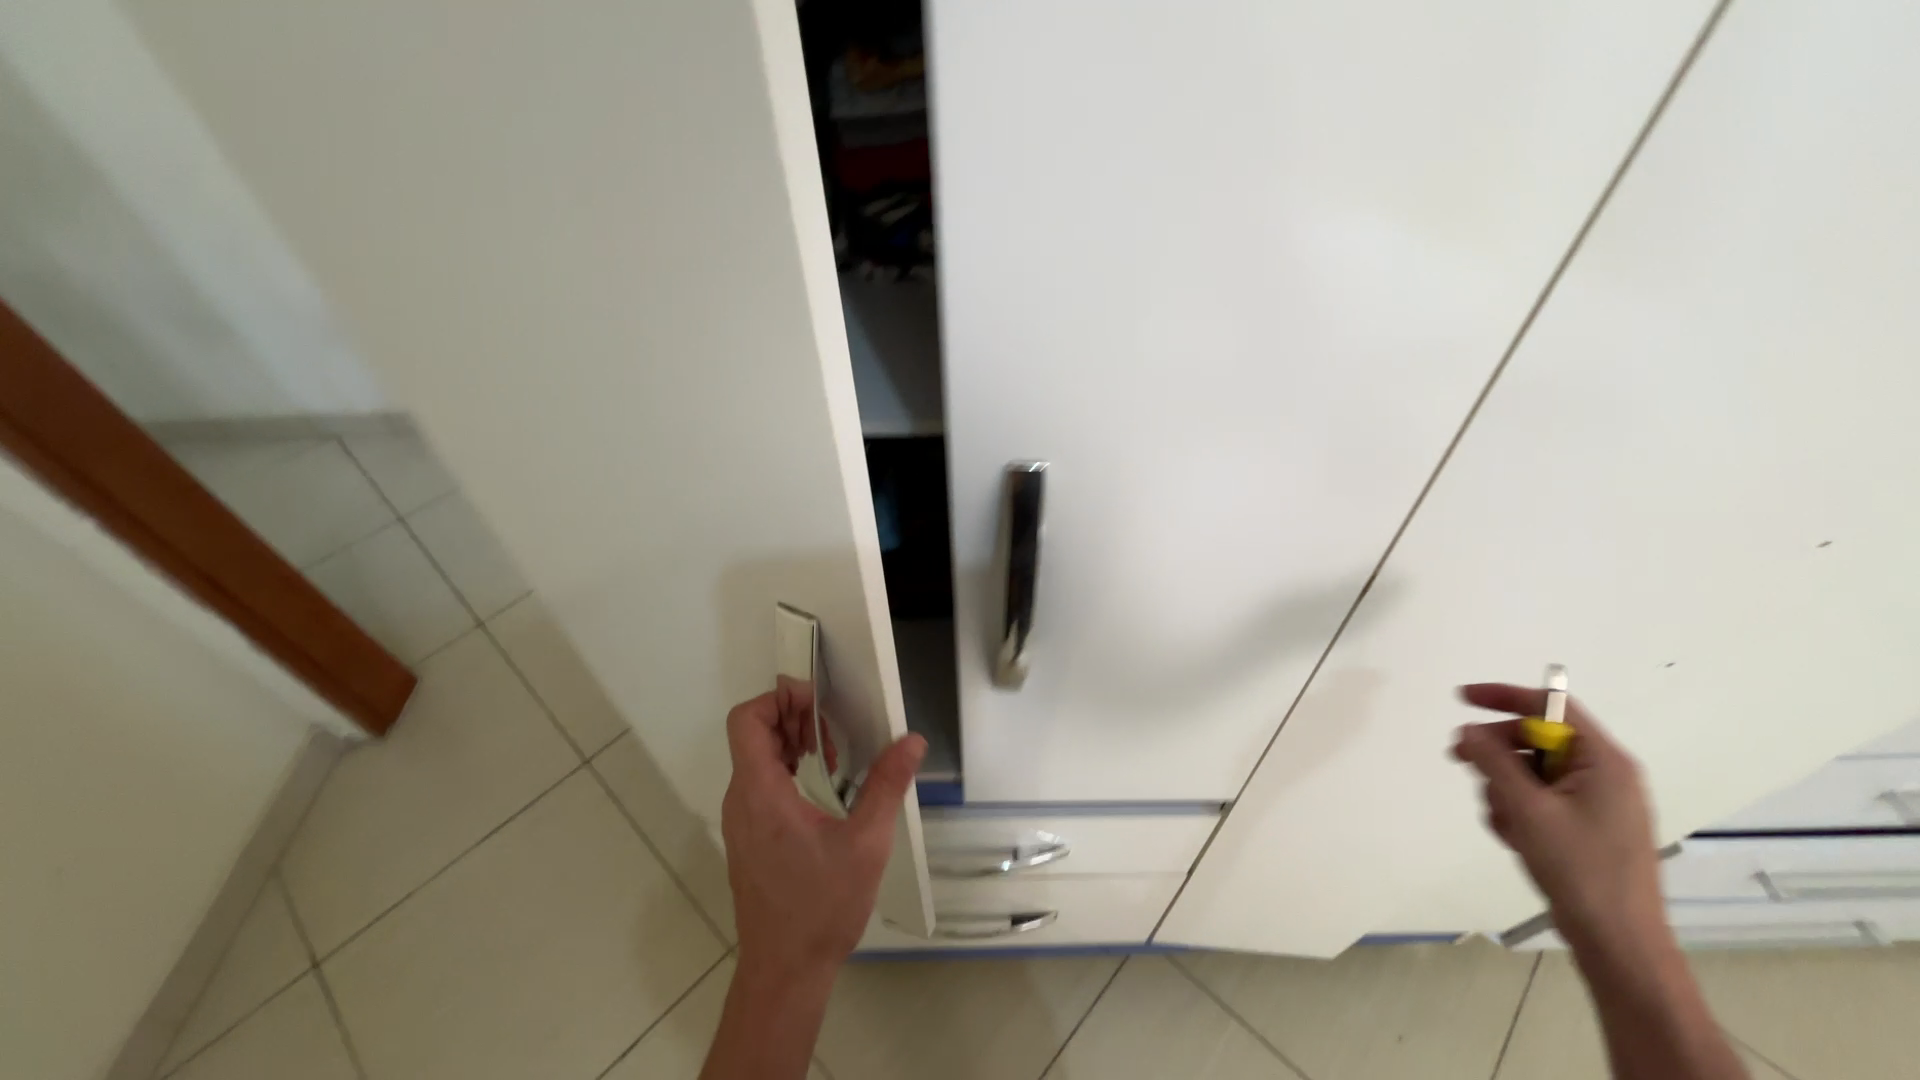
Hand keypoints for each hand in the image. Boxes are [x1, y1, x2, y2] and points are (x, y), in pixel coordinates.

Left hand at [720, 684, 925, 982]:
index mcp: (760, 792)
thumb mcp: (866, 843)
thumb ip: (887, 785)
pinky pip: (759, 784)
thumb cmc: (821, 907)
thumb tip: (912, 741)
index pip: (747, 720)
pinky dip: (786, 769)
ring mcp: (740, 821)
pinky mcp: (748, 838)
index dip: (779, 699)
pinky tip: (822, 788)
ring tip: (835, 757)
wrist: (785, 971)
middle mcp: (741, 800)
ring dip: (792, 743)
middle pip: (752, 734)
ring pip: (755, 759)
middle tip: (834, 729)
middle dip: (793, 717)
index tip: (819, 705)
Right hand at [1451, 683, 1664, 949]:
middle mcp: (1604, 775)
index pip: (1551, 707)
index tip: (1461, 699)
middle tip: (1459, 762)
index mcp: (1603, 761)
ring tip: (1502, 821)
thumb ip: (1494, 762)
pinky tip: (1514, 838)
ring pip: (1532, 773)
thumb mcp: (1528, 809)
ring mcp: (1596, 803)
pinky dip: (1518, 811)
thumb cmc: (1579, 868)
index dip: (1504, 697)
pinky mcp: (1586, 827)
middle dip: (1496, 752)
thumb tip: (1468, 730)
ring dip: (1504, 789)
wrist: (1618, 940)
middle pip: (1536, 740)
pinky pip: (1540, 800)